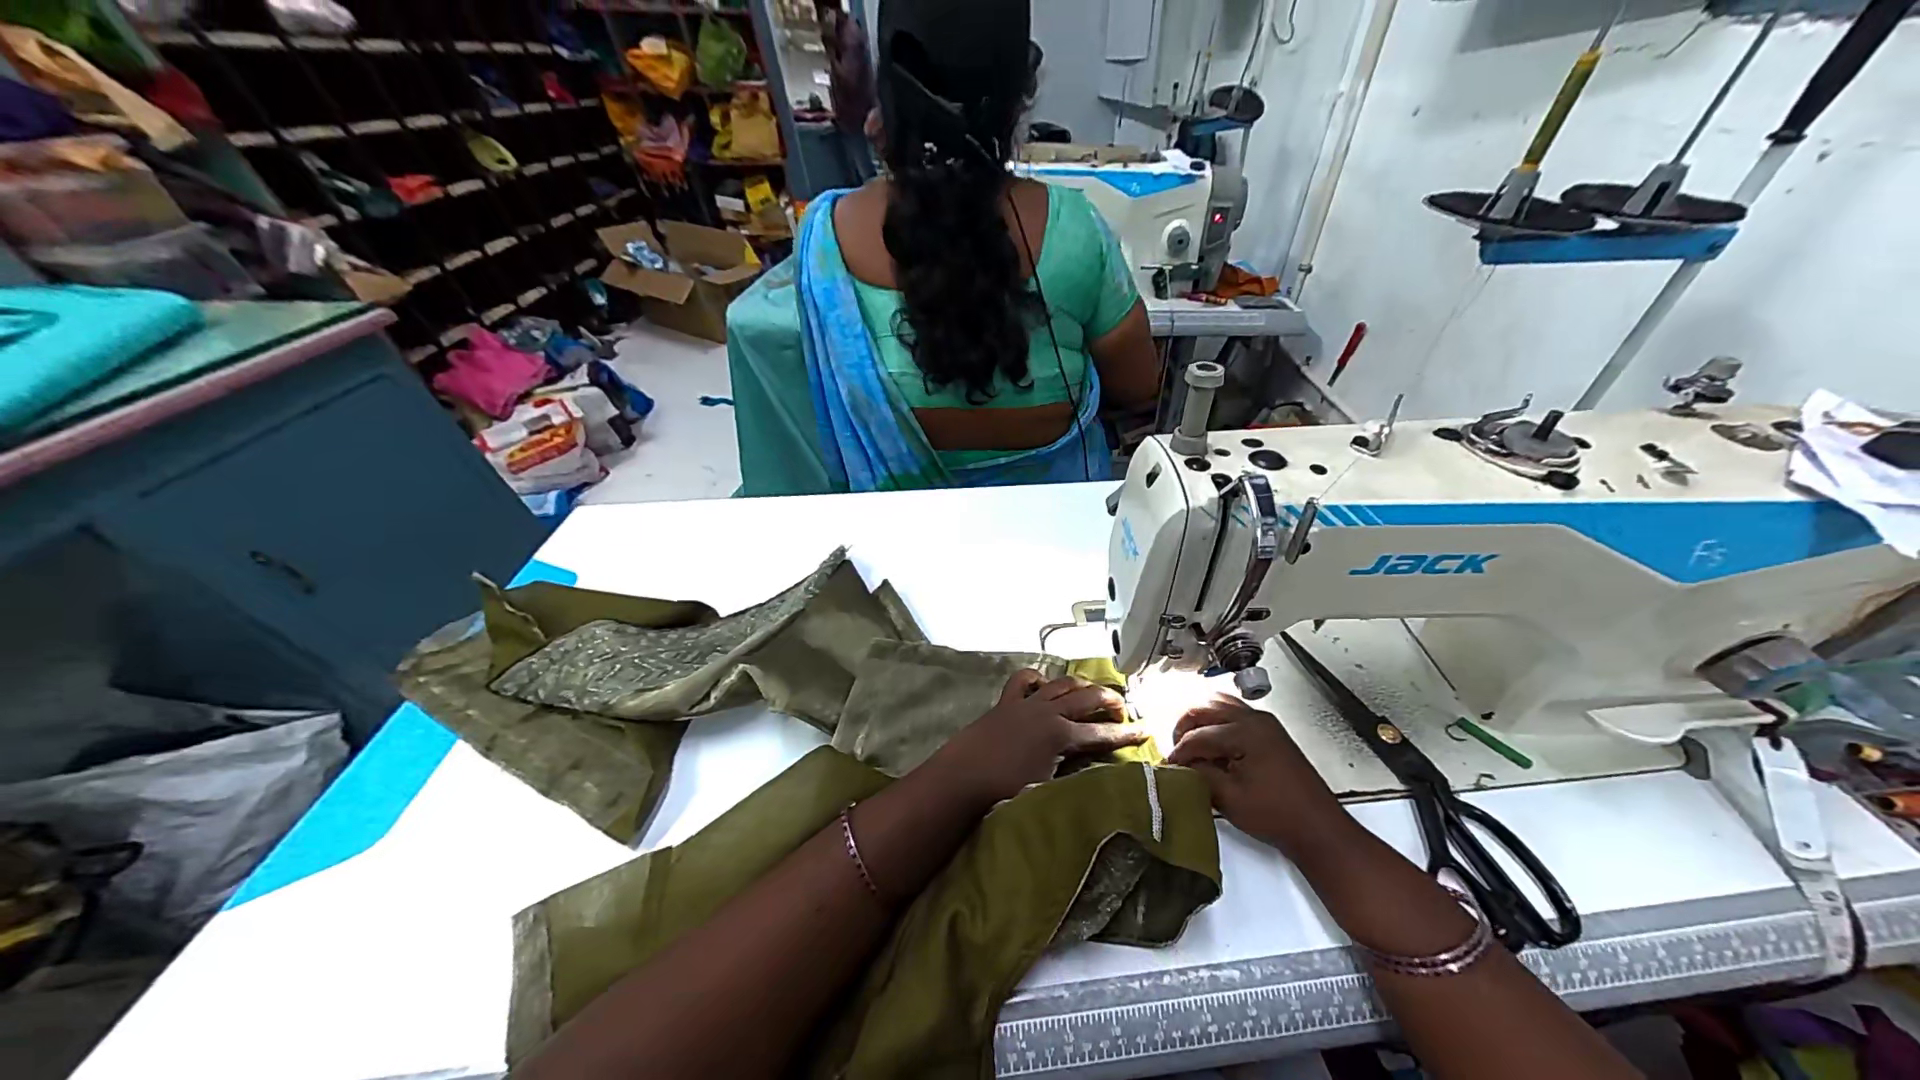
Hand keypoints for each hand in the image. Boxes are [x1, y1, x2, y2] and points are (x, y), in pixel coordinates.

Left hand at [927, 670, 1145, 807]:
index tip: (1145, 730)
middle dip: (1109, 701)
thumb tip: (1088, 765)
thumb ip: (1070, 771)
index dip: (1126, 733)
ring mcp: (1026, 703)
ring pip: (1061, 684)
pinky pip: (1024, 680)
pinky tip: (1043, 684)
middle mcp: (1047, 712)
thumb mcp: (1047, 786)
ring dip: (1080, 685)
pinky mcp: (1005, 702)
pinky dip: (1038, 679)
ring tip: (1092, 691)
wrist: (962, 778)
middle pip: (1087, 698)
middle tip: (1123, 709)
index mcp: (1061, 735)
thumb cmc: (1005, 790)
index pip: (1102, 733)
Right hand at [1167, 695, 1354, 857]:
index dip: (1179, 752)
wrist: (1317, 829)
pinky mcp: (1270, 733)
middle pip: (1205, 709)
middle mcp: (1255, 719)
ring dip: (1200, 721)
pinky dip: (1217, 723)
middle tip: (1177, 753)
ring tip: (1191, 746)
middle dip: (1185, 729)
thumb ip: (1198, 774)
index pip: (1198, 735)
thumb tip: (1181, 765)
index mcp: (1245, 731)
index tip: (1170, 768)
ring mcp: (1265, 724)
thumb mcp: (1228, 797)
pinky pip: (1235, 714)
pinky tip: (1213, 745)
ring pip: (1220, 706)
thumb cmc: (1277, 815)